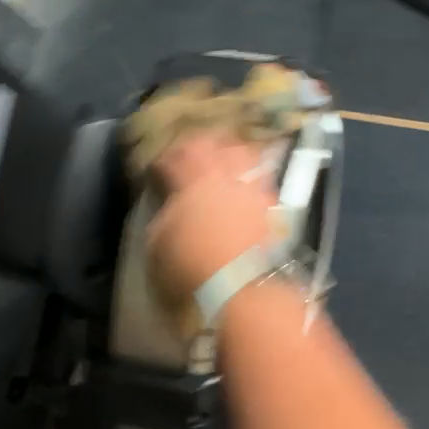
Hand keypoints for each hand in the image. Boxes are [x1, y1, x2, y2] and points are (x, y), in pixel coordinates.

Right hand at [148, 132, 278, 298]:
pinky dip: (252, 174)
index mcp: (191, 181)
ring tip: (224, 157)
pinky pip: (262, 177)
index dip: (165, 157)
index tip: (159, 165)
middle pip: (211, 144)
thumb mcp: (158, 240)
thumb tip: (169, 203)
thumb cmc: (191, 264)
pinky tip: (246, 181)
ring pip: (242, 152)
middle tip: (191, 151)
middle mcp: (223, 175)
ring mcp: (250, 186)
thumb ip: (164, 213)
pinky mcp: (270, 203)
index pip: (175, 156)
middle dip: (198, 144)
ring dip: (229, 150)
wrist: (239, 284)